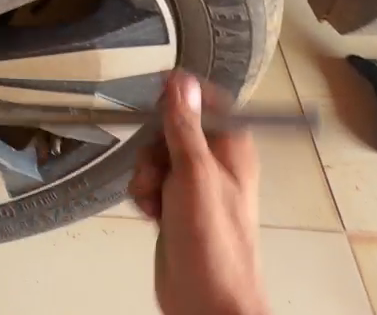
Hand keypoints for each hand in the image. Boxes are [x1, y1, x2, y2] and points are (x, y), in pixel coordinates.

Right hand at [128, 72, 269, 314]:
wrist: (204, 301)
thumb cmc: (214, 243)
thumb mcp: (194, 173)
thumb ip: (184, 125)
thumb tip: (182, 83)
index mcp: (231, 148)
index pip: (207, 101)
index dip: (183, 93)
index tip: (160, 88)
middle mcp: (215, 164)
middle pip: (172, 128)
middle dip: (154, 145)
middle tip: (158, 164)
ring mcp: (194, 186)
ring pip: (156, 155)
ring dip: (146, 173)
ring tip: (155, 196)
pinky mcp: (176, 205)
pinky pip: (150, 181)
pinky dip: (145, 193)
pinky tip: (151, 211)